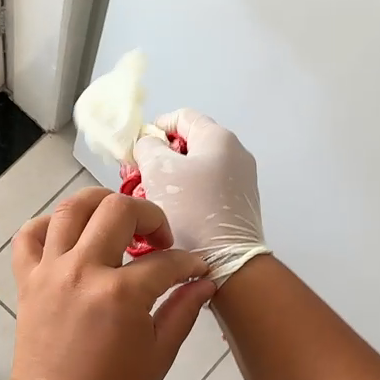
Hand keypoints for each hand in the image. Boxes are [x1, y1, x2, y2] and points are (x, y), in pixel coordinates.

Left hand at [5, 188, 215, 379]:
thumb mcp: (160, 354)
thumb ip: (184, 310)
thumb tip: (205, 281)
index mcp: (121, 293)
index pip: (166, 260)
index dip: (189, 262)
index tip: (196, 269)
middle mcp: (82, 270)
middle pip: (118, 210)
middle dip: (149, 216)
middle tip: (158, 241)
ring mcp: (49, 271)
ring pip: (72, 209)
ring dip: (101, 205)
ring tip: (117, 223)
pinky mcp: (26, 280)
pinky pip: (29, 235)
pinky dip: (50, 225)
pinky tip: (71, 237)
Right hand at [134, 109, 270, 283]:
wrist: (227, 263)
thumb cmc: (191, 211)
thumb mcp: (158, 170)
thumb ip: (147, 146)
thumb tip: (149, 143)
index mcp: (219, 138)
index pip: (182, 117)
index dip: (156, 128)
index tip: (138, 150)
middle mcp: (236, 154)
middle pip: (191, 144)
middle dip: (162, 157)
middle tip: (141, 177)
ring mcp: (242, 181)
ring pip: (198, 169)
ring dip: (172, 179)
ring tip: (154, 199)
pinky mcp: (240, 206)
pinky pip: (208, 190)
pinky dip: (188, 196)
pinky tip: (174, 215)